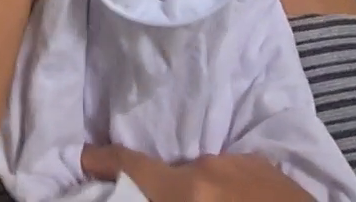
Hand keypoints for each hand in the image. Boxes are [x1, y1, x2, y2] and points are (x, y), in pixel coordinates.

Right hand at [81, 146, 311, 201]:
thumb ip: (171, 192)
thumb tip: (157, 187)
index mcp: (190, 194)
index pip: (133, 167)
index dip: (102, 162)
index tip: (81, 158)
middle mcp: (212, 170)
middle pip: (173, 179)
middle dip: (167, 196)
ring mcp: (246, 166)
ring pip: (208, 180)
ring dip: (205, 199)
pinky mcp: (273, 171)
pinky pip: (238, 179)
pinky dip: (233, 196)